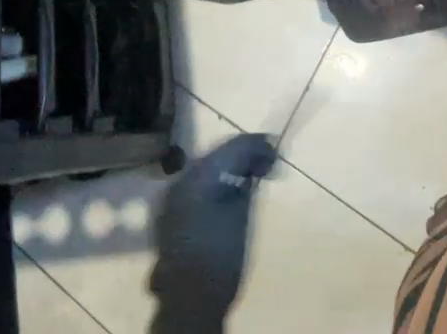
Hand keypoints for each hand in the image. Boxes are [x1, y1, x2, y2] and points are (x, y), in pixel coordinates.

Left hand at [149, 135, 277, 331]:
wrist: (190, 302)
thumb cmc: (219, 259)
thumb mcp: (240, 218)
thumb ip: (244, 188)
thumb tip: (251, 171)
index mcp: (196, 179)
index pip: (229, 148)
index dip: (255, 144)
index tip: (275, 147)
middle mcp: (179, 182)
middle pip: (215, 157)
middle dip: (241, 156)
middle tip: (267, 161)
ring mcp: (171, 200)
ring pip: (205, 172)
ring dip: (229, 170)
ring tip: (253, 175)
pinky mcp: (171, 216)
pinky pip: (197, 189)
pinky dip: (217, 186)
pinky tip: (232, 193)